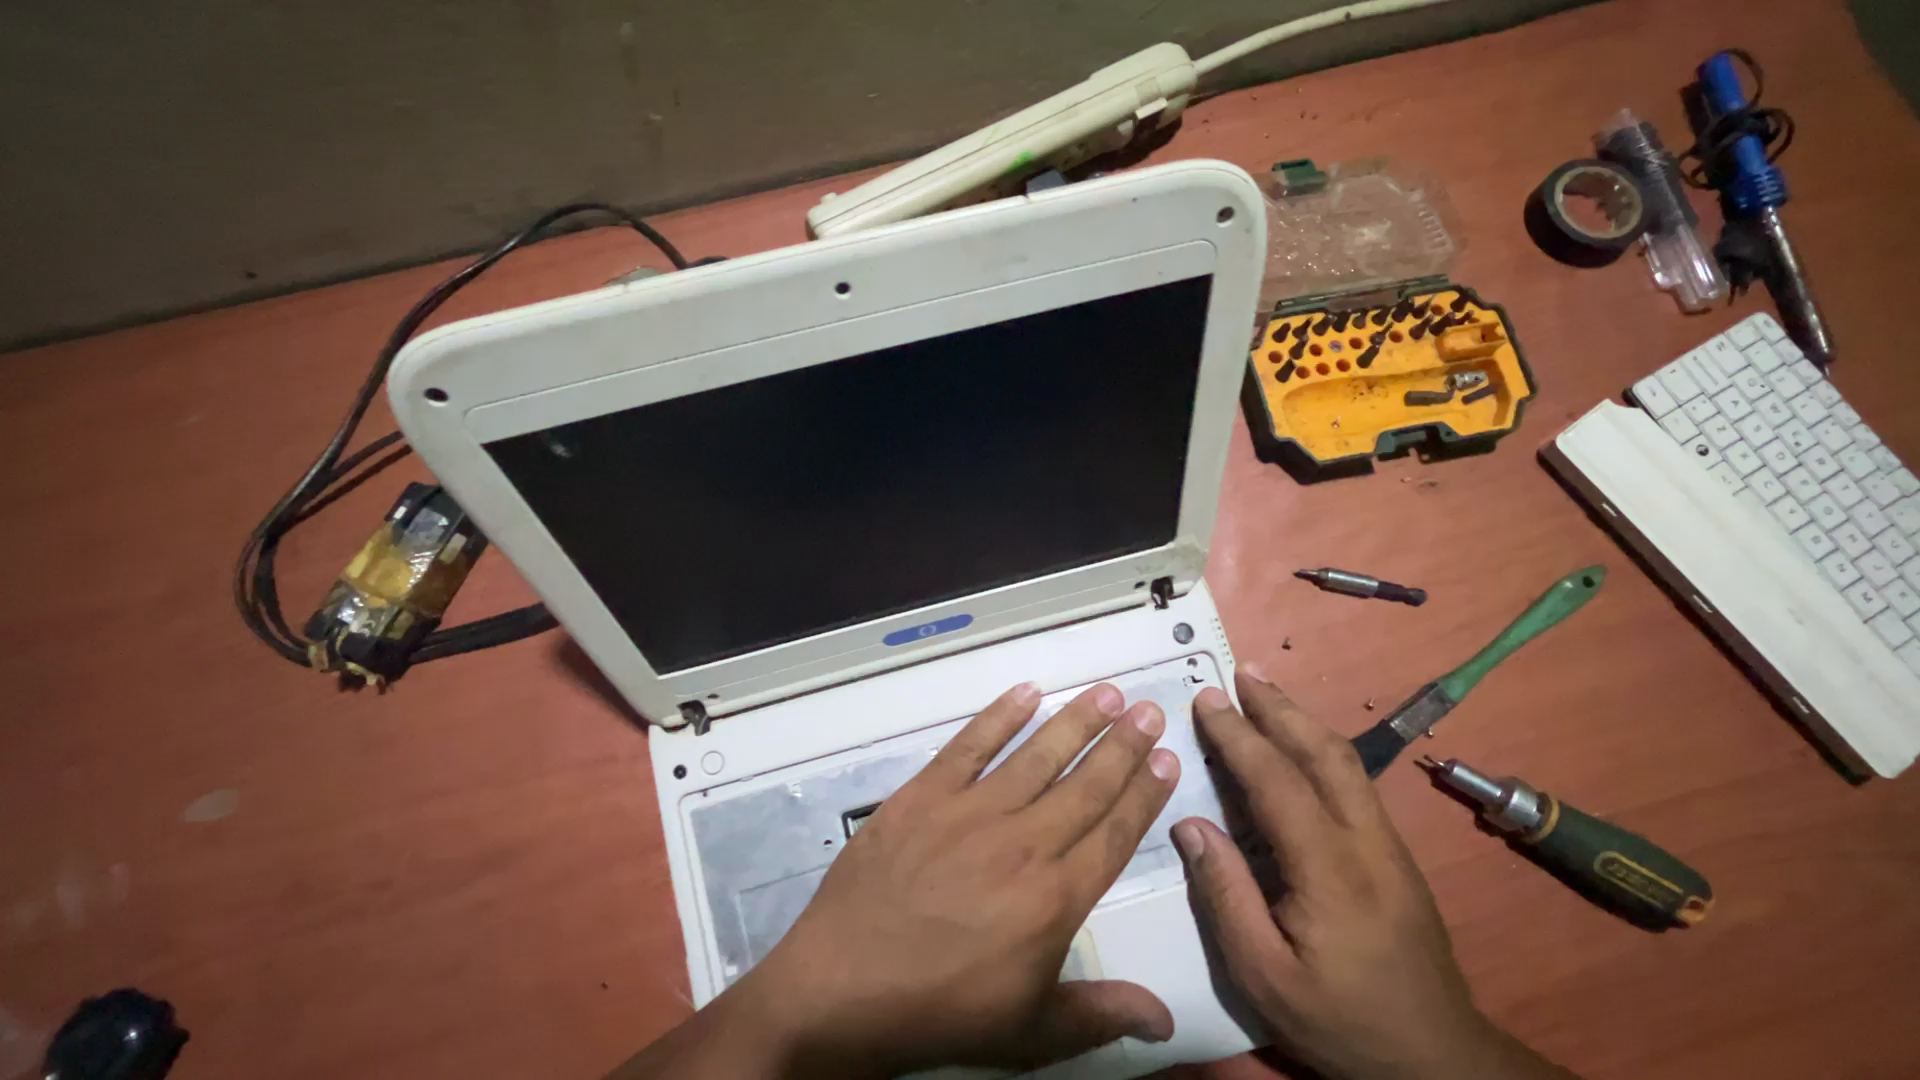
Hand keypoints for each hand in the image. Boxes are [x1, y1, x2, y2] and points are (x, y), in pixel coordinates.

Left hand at [636, 681, 1182, 1078]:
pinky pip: (970, 746)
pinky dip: (999, 717)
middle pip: (1085, 785)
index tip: (1166, 759)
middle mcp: (1023, 843)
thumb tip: (1166, 1019)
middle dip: (1122, 745)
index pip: (1114, 833)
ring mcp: (971, 812)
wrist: (845, 987)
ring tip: (1105, 692)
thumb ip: (1100, 1015)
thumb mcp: (1030, 1032)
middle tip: (1148, 710)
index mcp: (1055, 898)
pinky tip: (1026, 692)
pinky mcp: (925, 794)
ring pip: (1037, 756)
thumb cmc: (942, 1011)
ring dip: (1075, 721)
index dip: (1144, 793)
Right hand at [1175, 669, 1579, 1079]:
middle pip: (1323, 754)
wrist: (1437, 1057)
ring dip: (1302, 720)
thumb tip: (1191, 825)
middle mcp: (1365, 843)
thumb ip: (1225, 896)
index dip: (1239, 737)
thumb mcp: (1263, 976)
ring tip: (1266, 691)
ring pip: (1346, 762)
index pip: (1277, 782)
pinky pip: (1354, 782)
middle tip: (1241, 671)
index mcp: (1329, 871)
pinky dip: (1320, 747)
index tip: (1207, 700)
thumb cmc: (1339, 1020)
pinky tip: (1299, 744)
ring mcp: (1388, 845)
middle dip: (1279, 708)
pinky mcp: (1396, 855)